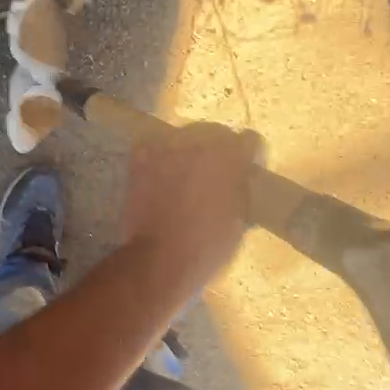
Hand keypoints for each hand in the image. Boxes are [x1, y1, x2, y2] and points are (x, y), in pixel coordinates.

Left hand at [122, 122, 260, 291]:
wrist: (160, 257)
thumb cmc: (208, 245)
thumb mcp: (240, 217)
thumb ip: (242, 187)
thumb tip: (240, 176)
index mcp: (231, 156)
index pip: (249, 140)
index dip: (248, 156)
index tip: (245, 170)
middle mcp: (199, 142)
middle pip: (214, 132)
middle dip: (217, 150)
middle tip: (212, 173)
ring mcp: (166, 146)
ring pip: (183, 136)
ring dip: (187, 150)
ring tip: (183, 173)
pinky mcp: (140, 156)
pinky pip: (154, 144)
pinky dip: (158, 154)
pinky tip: (160, 172)